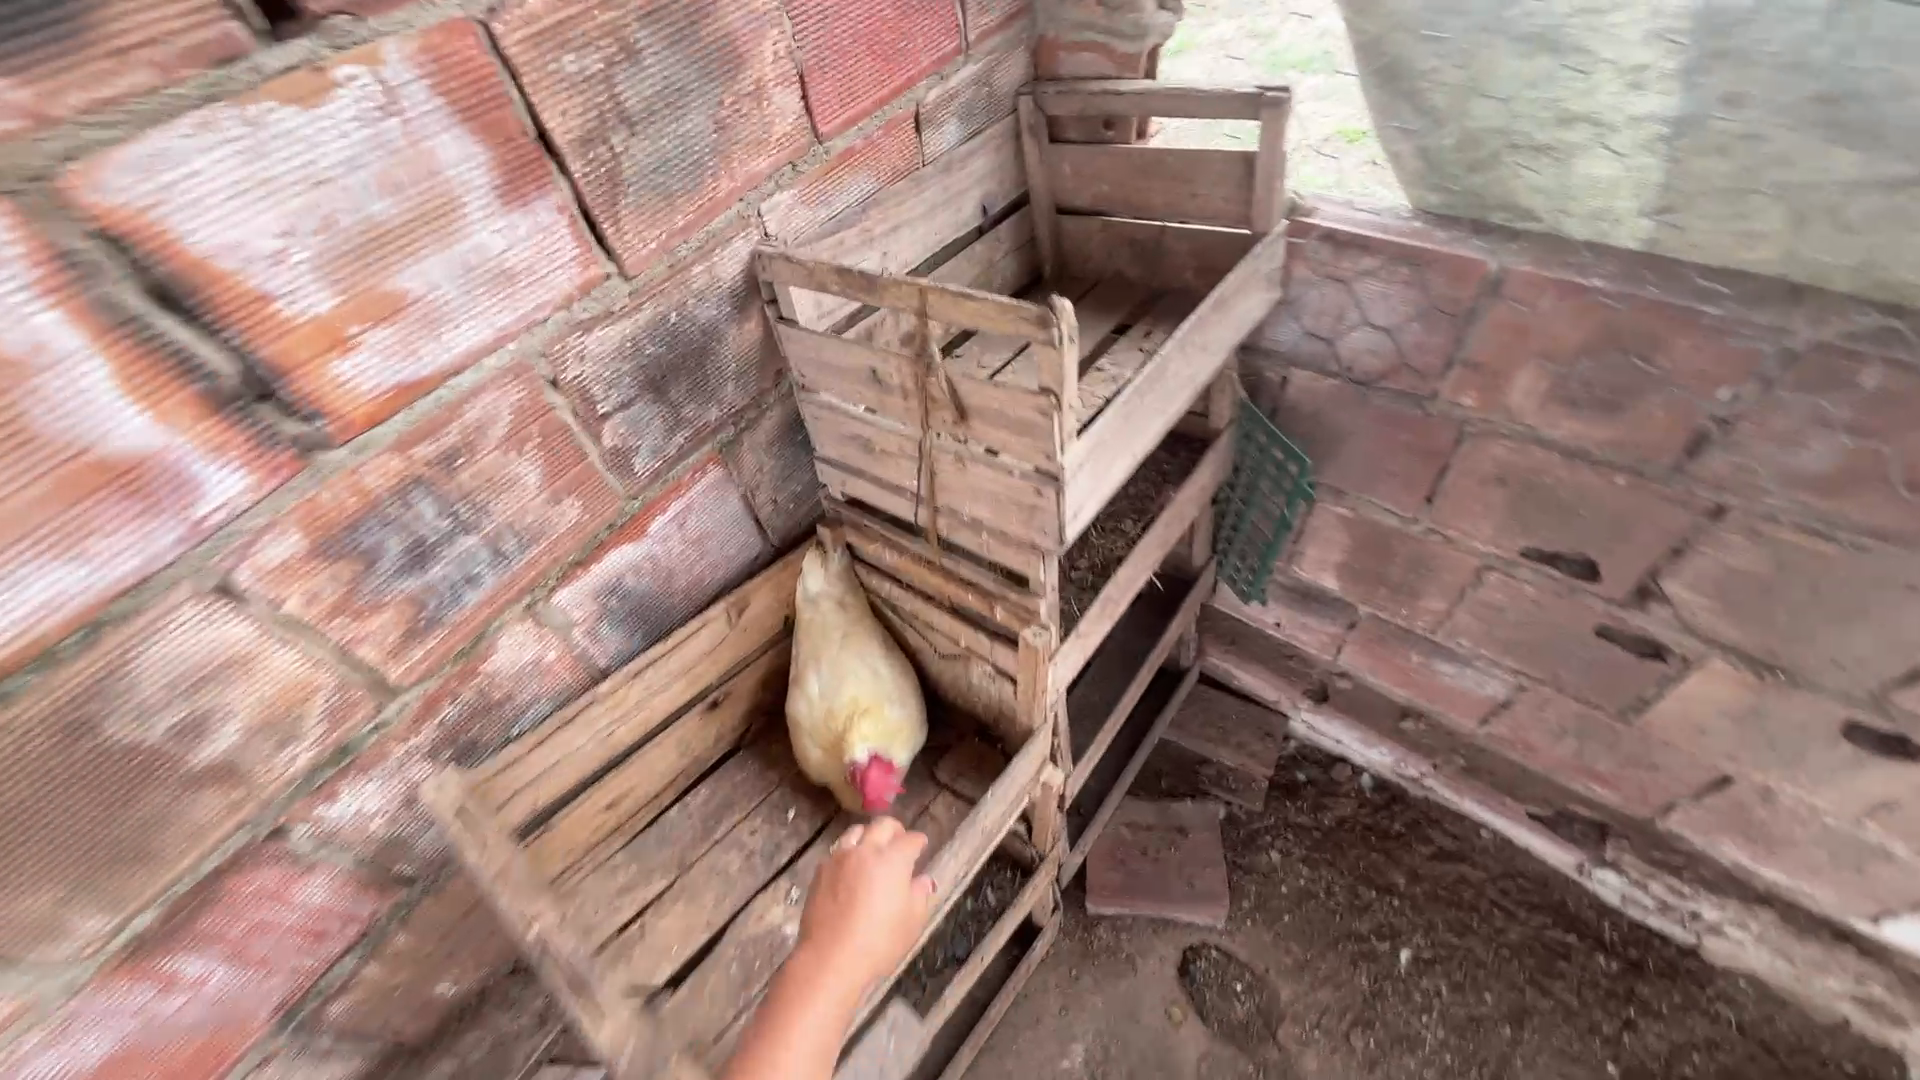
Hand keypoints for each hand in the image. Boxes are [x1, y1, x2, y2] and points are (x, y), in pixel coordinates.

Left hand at [796, 817, 936, 997]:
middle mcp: (866, 851)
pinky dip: (848, 852)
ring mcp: (840, 858)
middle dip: (895, 829)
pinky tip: (850, 868)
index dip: (919, 842)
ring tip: (872, 849)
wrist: (830, 958)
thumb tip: (923, 880)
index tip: (922, 846)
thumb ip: (920, 895)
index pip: (911, 840)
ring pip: (856, 832)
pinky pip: (838, 850)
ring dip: (869, 835)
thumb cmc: (878, 942)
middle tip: (900, 840)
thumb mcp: (912, 922)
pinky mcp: (821, 870)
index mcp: (893, 860)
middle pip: (882, 825)